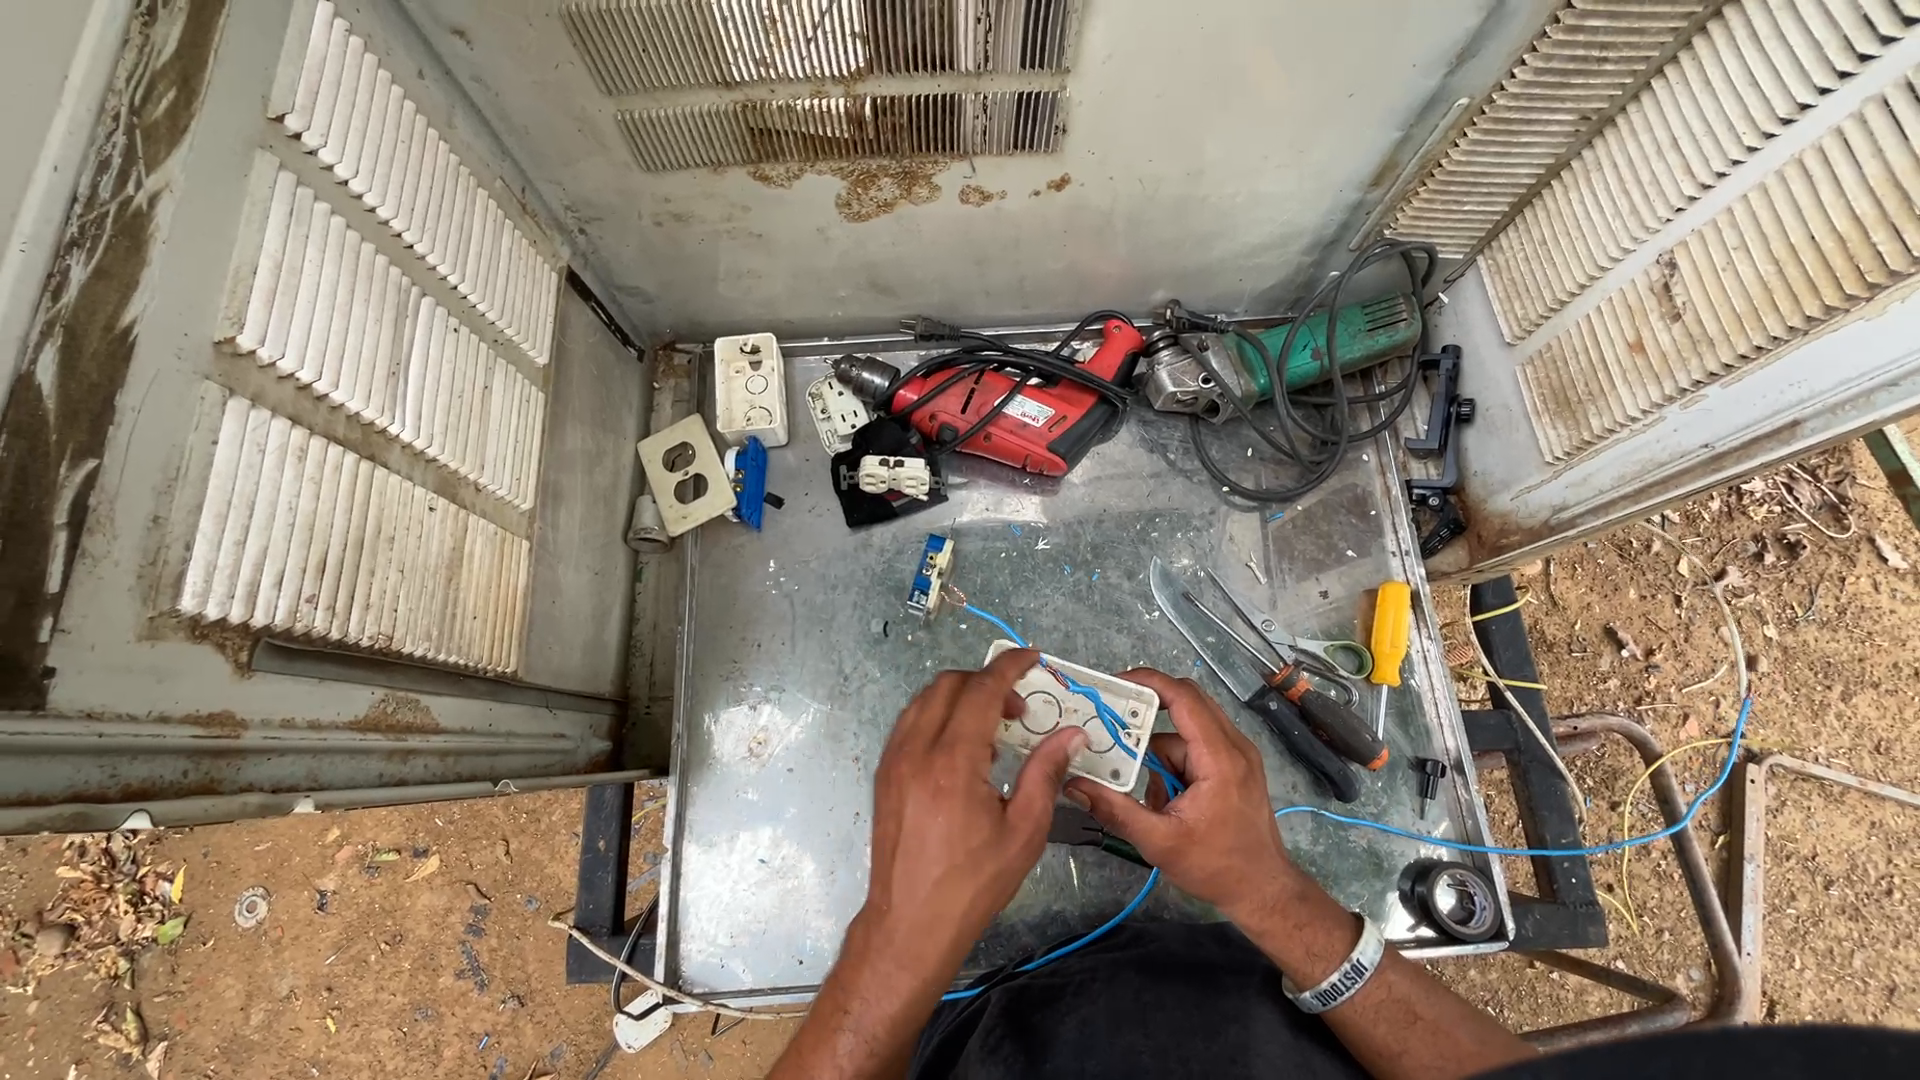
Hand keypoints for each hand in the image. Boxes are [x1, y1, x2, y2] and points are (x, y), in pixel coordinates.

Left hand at [859, 648, 1086, 981]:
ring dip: (960, 696)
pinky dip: (938, 714)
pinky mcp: (884, 772)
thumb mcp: (1024, 831)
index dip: (1008, 667)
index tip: (1031, 658)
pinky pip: (910, 722)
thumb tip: (1072, 735)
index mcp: (953, 762)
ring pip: (925, 699)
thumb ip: (1046, 773)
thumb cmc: (973, 882)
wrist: (910, 923)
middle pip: (949, 685)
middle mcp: (916, 749)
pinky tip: (961, 746)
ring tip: (992, 728)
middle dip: (987, 682)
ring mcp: (893, 759)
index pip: (980, 690)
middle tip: (1018, 710)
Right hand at [1066, 669, 1310, 921]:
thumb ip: (1115, 809)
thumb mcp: (1159, 842)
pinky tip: (1166, 799)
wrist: (1263, 892)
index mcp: (1219, 756)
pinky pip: (1194, 747)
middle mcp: (1233, 745)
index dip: (1148, 682)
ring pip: (1185, 730)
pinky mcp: (1234, 766)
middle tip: (1110, 724)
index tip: (1114, 683)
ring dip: (1159, 752)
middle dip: (1146, 713)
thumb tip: (1073, 784)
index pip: (1183, 697)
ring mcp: (1237, 754)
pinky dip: (1173, 764)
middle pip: (1185, 703)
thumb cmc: (1216, 867)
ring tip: (1147, 791)